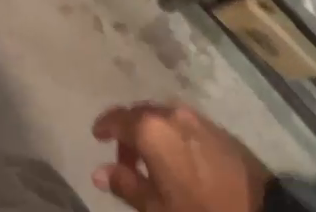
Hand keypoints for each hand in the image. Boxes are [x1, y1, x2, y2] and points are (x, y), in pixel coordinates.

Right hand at [91, 102, 270, 211]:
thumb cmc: (202, 211)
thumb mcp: (158, 209)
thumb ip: (126, 186)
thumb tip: (98, 172)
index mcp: (151, 129)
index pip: (117, 119)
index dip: (104, 126)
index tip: (97, 137)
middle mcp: (171, 114)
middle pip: (140, 115)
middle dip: (129, 134)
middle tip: (127, 162)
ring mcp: (197, 118)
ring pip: (163, 118)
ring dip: (152, 134)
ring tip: (154, 163)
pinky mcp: (218, 129)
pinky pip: (184, 125)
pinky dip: (173, 136)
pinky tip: (179, 160)